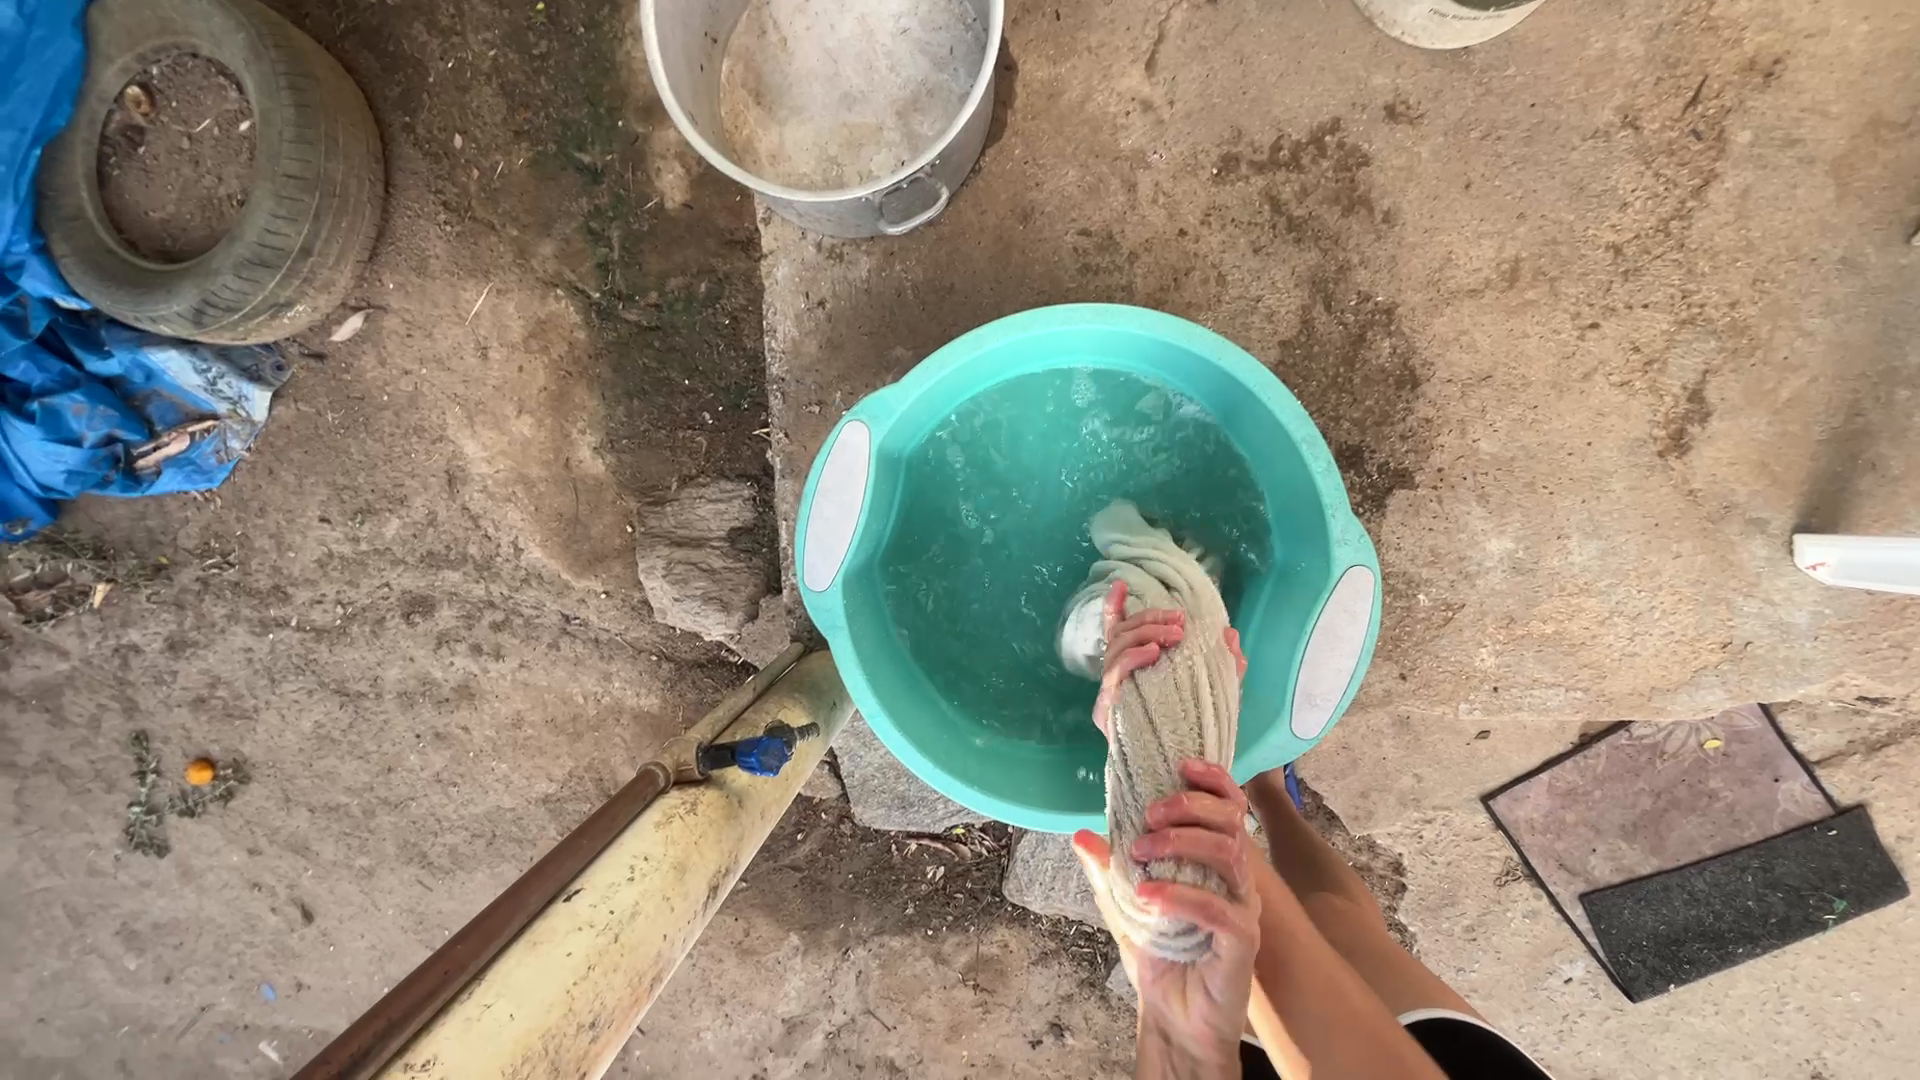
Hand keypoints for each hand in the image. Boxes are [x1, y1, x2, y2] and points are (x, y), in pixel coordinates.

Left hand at [1074, 759, 1261, 1070]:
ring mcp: (1243, 910)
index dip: (1212, 779)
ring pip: (1231, 854)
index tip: (1180, 765)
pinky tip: (1147, 895)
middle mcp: (1236, 879)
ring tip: (1141, 852)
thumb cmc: (1157, 954)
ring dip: (1180, 842)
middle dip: (1187, 806)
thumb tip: (1080, 834)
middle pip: (1231, 821)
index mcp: (1214, 861)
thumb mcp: (1123, 902)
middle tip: (1147, 815)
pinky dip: (1180, 894)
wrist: (1173, 1018)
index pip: (1229, 806)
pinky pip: (1221, 909)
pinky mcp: (1242, 944)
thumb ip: (1107, 868)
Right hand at [1092, 581, 1247, 735]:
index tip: (1119, 585)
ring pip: (1117, 646)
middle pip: (1121, 633)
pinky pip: (1115, 673)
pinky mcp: (1107, 709)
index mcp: (1135, 671)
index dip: (1114, 608)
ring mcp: (1110, 693)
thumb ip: (1223, 667)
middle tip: (1180, 622)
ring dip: (1146, 633)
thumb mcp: (1213, 696)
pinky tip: (1153, 652)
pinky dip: (1133, 656)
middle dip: (1149, 620)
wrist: (1179, 779)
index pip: (1117, 633)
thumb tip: (1231, 634)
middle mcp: (1117, 678)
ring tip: (1174, 636)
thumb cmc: (1191, 736)